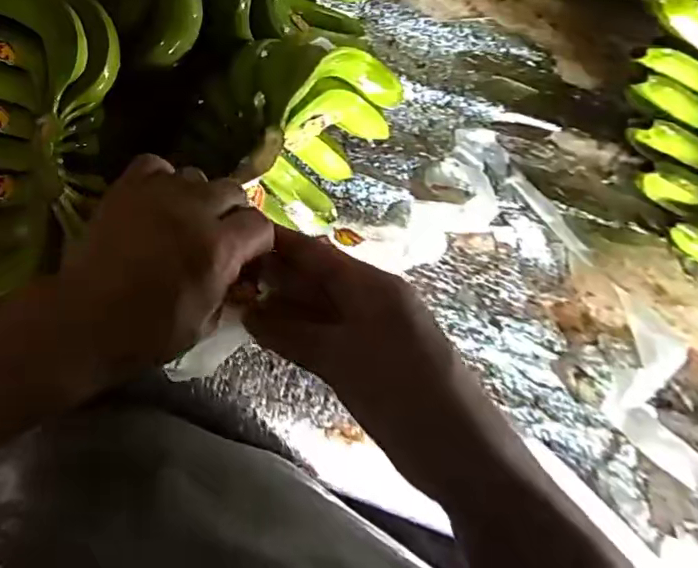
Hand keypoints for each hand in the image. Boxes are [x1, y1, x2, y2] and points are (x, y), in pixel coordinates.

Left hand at [55, 154, 273, 373]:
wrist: (85, 318)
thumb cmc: (147, 332)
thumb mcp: (204, 323)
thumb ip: (228, 289)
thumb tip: (239, 274)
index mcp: (218, 247)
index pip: (260, 224)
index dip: (257, 240)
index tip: (247, 254)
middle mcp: (194, 209)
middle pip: (232, 190)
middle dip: (233, 213)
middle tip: (219, 233)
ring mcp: (159, 192)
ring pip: (196, 175)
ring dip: (198, 195)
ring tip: (184, 216)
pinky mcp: (127, 185)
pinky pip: (156, 165)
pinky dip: (162, 178)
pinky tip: (156, 198)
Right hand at [245, 227, 452, 400]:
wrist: (468, 459)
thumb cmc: (401, 394)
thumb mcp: (339, 360)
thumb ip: (291, 333)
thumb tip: (249, 314)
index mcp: (371, 284)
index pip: (314, 251)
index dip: (275, 242)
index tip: (235, 238)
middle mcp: (374, 296)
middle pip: (317, 276)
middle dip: (276, 277)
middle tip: (229, 280)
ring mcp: (378, 326)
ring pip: (323, 305)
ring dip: (287, 306)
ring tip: (242, 306)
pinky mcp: (378, 354)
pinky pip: (333, 330)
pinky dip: (305, 331)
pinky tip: (276, 336)